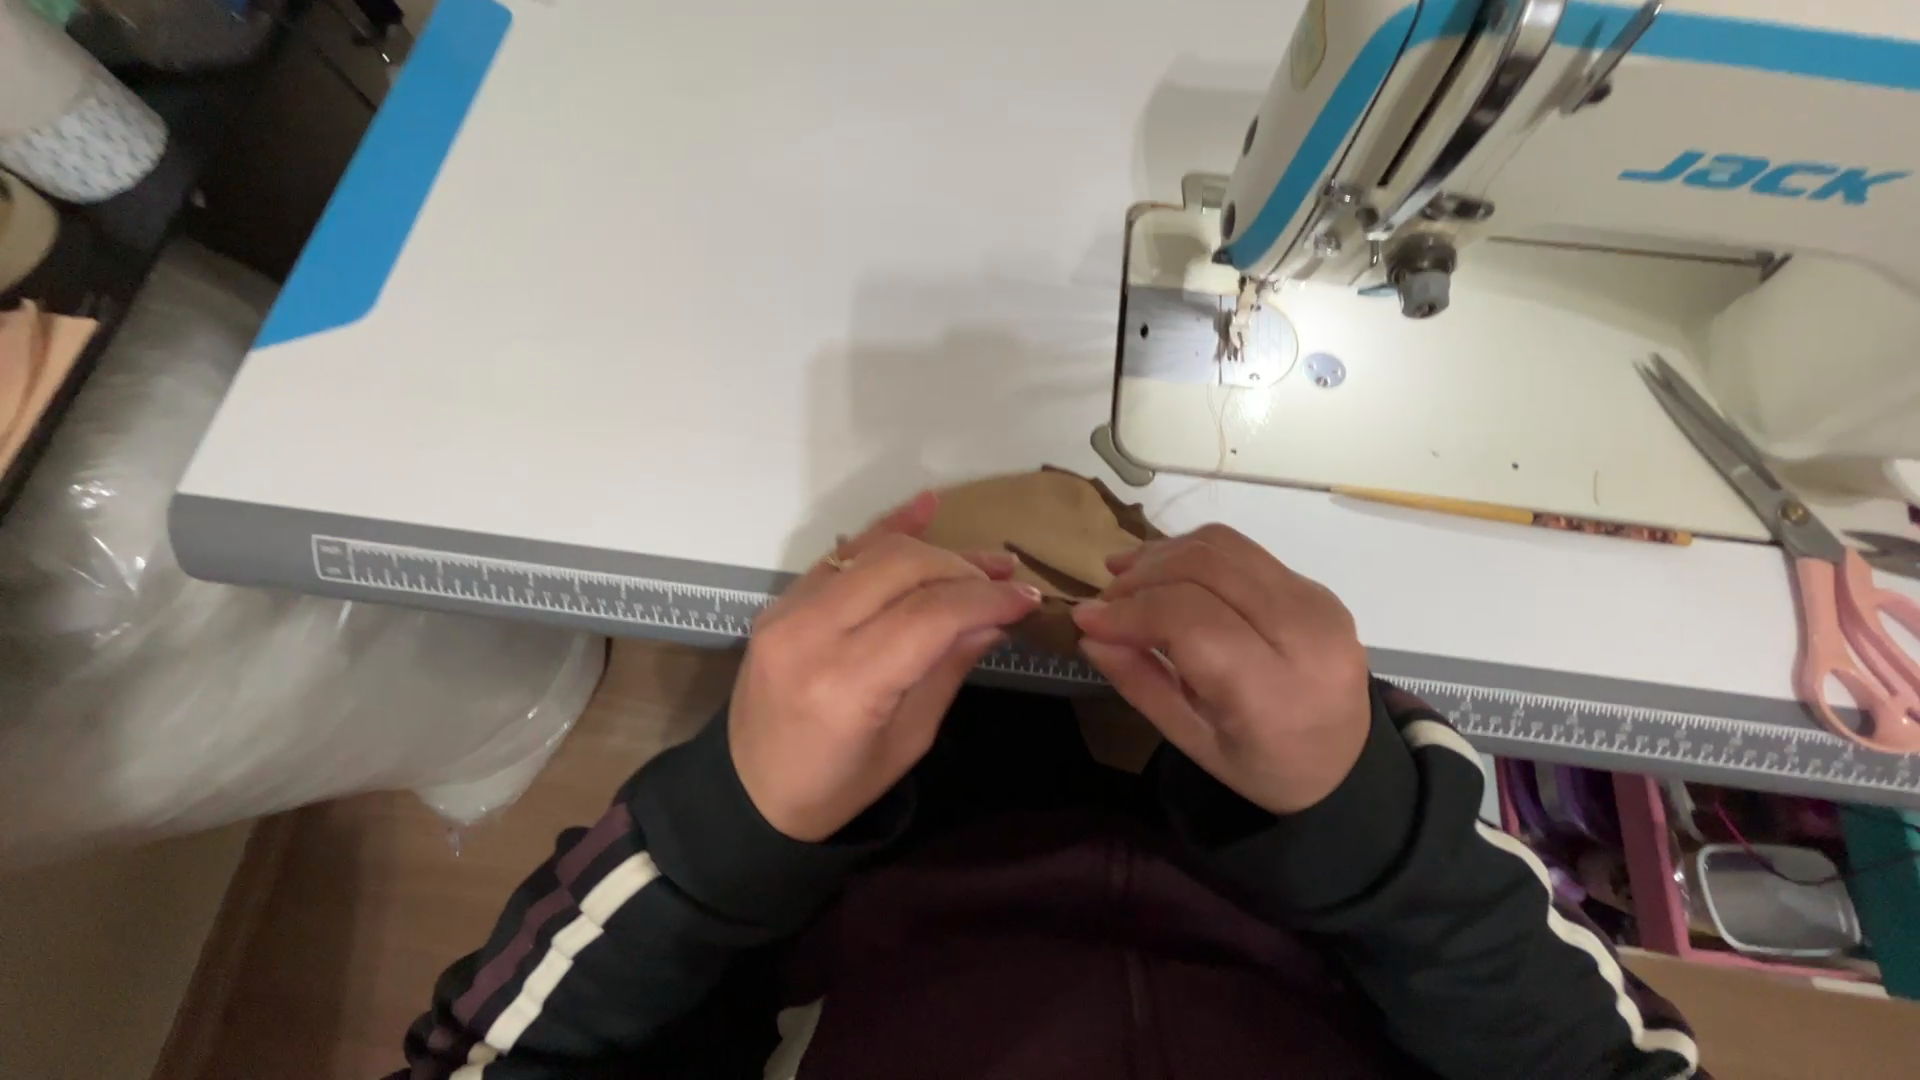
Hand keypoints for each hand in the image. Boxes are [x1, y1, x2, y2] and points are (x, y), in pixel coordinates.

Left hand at [730, 493, 1043, 840]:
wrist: (748, 790)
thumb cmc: (835, 785)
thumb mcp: (908, 741)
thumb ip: (948, 669)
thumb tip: (994, 618)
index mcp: (846, 685)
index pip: (930, 615)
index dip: (985, 599)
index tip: (1026, 599)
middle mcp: (812, 634)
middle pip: (903, 568)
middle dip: (964, 570)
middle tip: (1003, 584)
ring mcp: (788, 611)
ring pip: (874, 551)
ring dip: (935, 550)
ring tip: (983, 560)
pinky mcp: (782, 601)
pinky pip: (840, 554)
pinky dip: (886, 530)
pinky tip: (926, 507)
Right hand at [1071, 525, 1370, 814]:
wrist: (1349, 764)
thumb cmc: (1265, 767)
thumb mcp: (1194, 742)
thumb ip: (1140, 683)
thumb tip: (1089, 633)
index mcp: (1275, 693)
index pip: (1191, 621)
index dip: (1131, 611)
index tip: (1086, 618)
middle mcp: (1306, 634)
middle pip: (1205, 569)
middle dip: (1141, 577)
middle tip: (1105, 601)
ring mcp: (1316, 602)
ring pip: (1222, 547)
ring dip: (1163, 554)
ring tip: (1124, 577)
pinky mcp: (1315, 587)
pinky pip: (1241, 551)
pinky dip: (1191, 554)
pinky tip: (1163, 572)